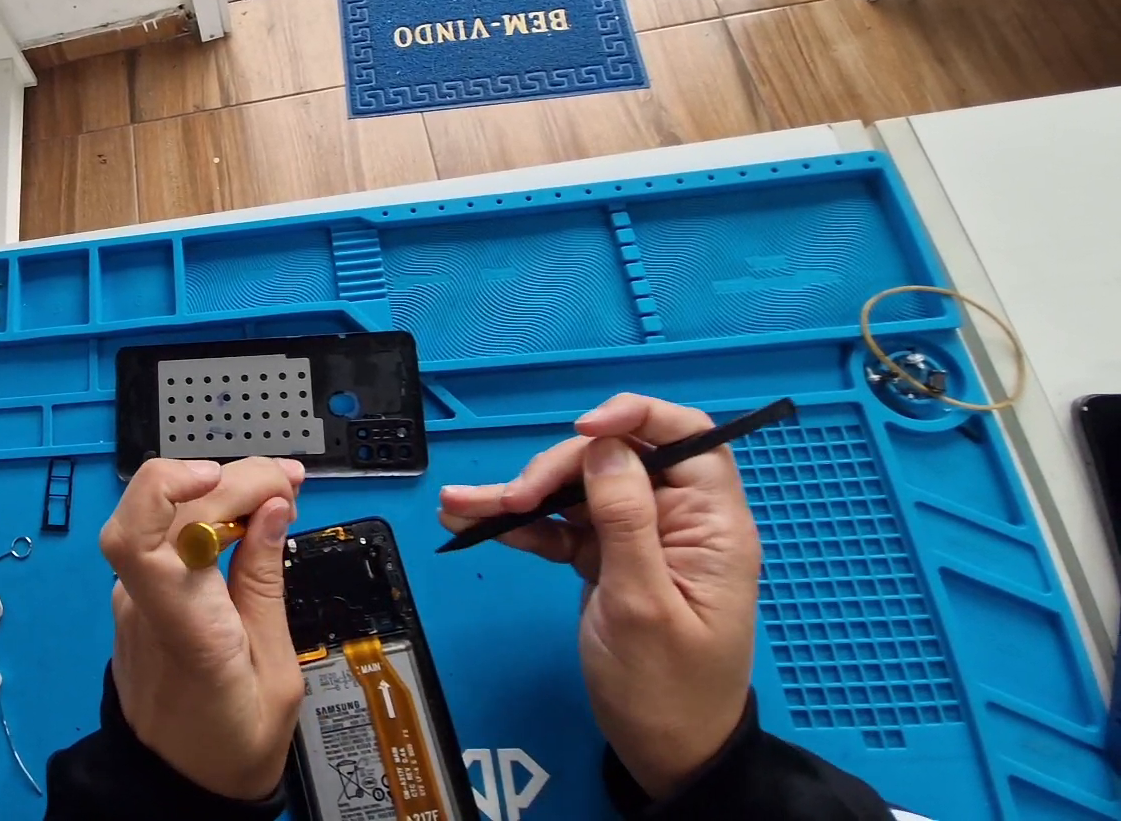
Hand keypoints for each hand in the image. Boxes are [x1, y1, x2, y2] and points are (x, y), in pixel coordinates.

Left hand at [100, 456, 306, 800]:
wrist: (177, 786)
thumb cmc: (234, 740)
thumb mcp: (274, 670)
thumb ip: (264, 582)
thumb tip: (271, 507)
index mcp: (181, 625)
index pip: (135, 537)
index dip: (167, 487)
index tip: (222, 477)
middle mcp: (143, 598)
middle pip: (166, 508)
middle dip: (232, 479)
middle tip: (292, 482)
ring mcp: (133, 592)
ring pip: (166, 514)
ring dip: (222, 490)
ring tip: (282, 491)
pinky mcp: (138, 592)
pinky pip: (169, 536)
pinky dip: (209, 514)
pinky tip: (250, 517)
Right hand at [438, 394, 761, 798]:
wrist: (661, 750)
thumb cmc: (667, 685)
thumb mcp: (643, 603)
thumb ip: (627, 520)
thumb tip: (606, 447)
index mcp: (707, 523)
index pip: (684, 437)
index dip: (635, 417)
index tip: (581, 431)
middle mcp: (671, 517)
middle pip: (606, 460)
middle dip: (551, 473)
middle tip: (508, 502)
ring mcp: (631, 535)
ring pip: (570, 490)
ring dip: (515, 496)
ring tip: (459, 507)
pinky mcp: (598, 553)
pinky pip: (552, 525)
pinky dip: (513, 524)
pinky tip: (470, 523)